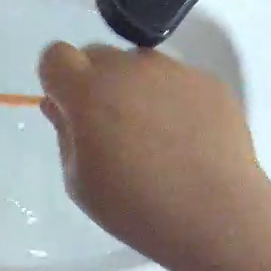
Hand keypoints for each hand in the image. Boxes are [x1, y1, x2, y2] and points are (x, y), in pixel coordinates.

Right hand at [37, 42, 270, 270]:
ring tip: (150, 136)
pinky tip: (181, 139)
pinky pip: (175, 79)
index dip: (57, 79)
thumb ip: (64, 133)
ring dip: (132, 88)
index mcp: (89, 93)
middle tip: (107, 127)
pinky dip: (169, 99)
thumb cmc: (133, 206)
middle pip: (97, 55)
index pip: (55, 55)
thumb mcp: (78, 180)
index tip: (68, 108)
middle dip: (93, 82)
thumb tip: (59, 105)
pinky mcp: (208, 82)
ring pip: (138, 65)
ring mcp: (174, 72)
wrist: (215, 215)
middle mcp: (130, 69)